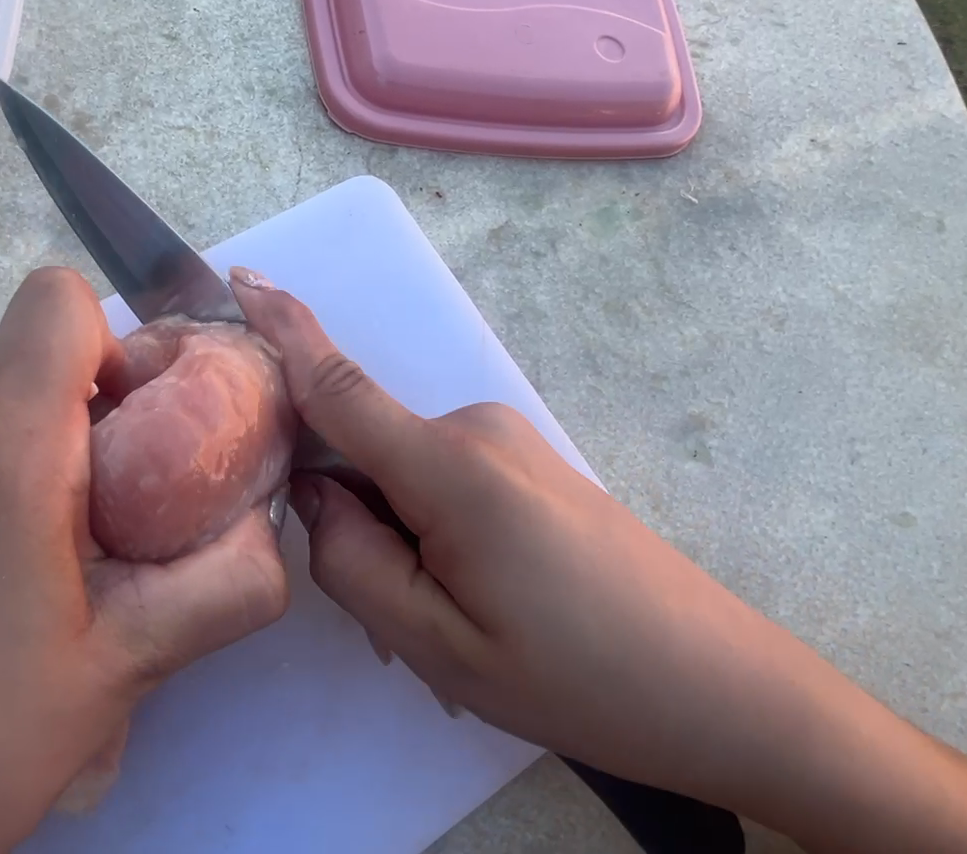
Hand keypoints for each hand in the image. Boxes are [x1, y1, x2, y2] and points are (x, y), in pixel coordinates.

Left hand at [0, 268, 287, 853]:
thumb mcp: (133, 662)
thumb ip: (228, 585)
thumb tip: (270, 526)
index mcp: (4, 451)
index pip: (55, 300)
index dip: (109, 345)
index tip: (132, 429)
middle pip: (33, 356)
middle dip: (90, 410)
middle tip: (111, 512)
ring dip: (39, 446)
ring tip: (46, 549)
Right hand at [229, 268, 966, 853]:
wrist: (727, 692)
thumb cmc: (580, 679)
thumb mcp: (438, 646)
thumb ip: (350, 562)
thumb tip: (312, 494)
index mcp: (448, 467)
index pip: (338, 384)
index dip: (283, 327)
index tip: (239, 275)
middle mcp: (473, 428)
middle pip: (361, 446)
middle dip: (347, 514)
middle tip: (395, 619)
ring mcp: (506, 439)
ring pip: (399, 473)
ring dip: (394, 535)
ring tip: (450, 626)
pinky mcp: (524, 460)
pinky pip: (439, 480)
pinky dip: (426, 531)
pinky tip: (477, 602)